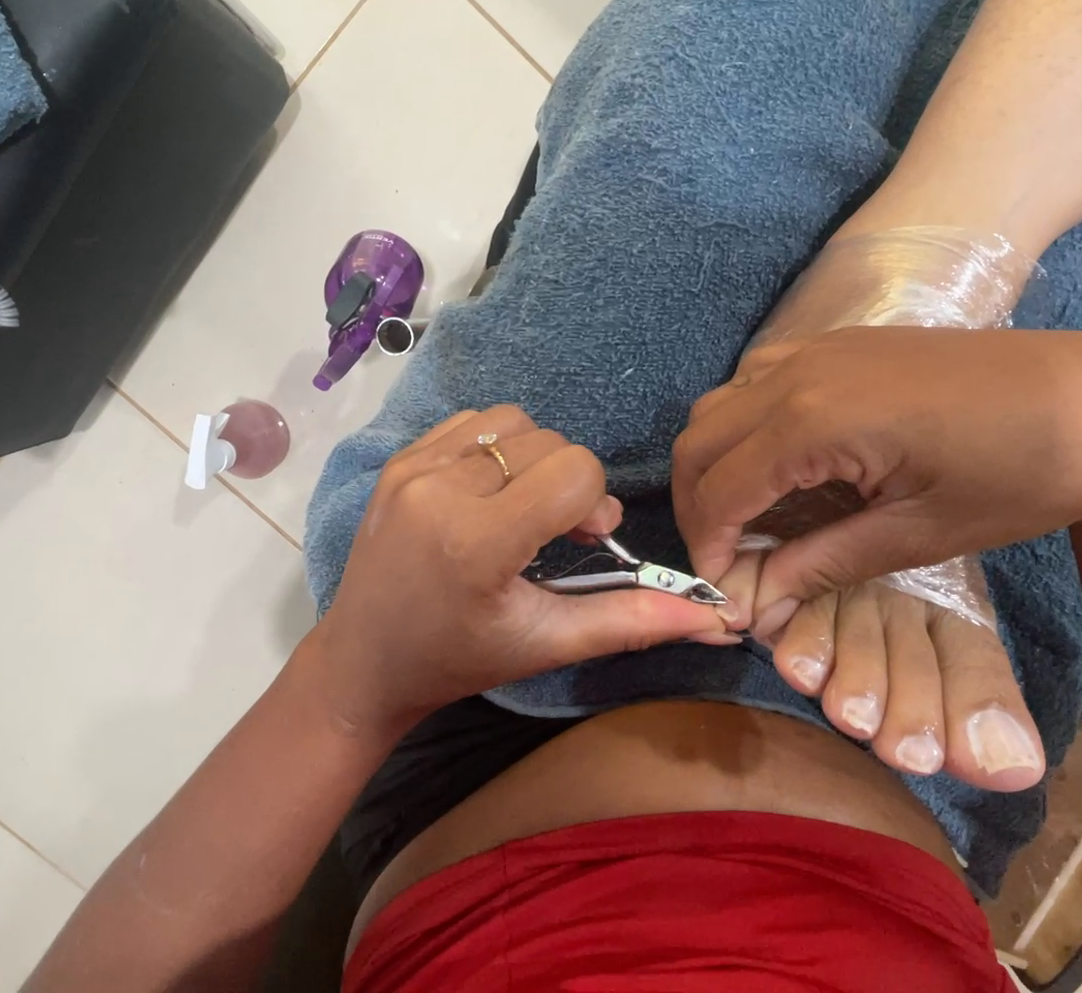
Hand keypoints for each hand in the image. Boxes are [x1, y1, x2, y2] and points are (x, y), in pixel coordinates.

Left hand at [319, 406, 733, 735]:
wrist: (364, 660)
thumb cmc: (457, 659)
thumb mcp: (545, 642)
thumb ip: (630, 620)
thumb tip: (717, 618)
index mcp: (477, 541)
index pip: (575, 471)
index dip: (593, 503)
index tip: (583, 539)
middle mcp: (439, 490)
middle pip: (550, 443)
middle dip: (568, 484)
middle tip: (554, 532)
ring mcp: (411, 468)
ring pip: (512, 422)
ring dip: (533, 458)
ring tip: (520, 507)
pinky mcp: (396, 460)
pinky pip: (471, 422)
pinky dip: (495, 448)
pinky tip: (486, 492)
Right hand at [672, 327, 1081, 615]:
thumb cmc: (1019, 477)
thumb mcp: (917, 536)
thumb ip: (818, 564)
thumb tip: (751, 603)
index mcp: (814, 419)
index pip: (718, 489)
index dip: (706, 547)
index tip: (721, 592)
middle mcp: (794, 372)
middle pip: (698, 442)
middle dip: (695, 507)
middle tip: (724, 559)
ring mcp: (812, 349)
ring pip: (716, 408)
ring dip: (714, 465)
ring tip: (745, 518)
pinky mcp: (833, 345)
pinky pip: (751, 384)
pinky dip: (741, 430)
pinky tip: (778, 465)